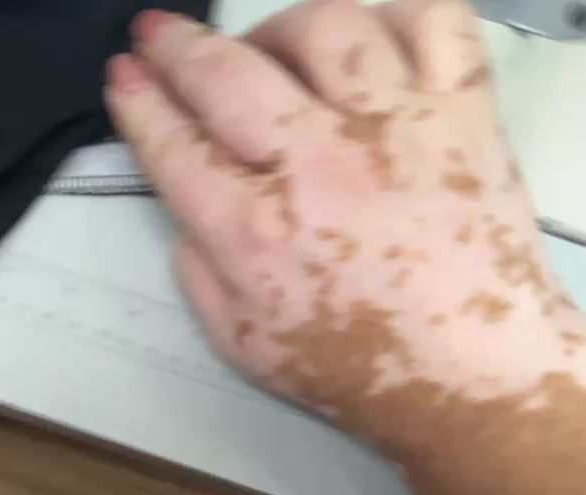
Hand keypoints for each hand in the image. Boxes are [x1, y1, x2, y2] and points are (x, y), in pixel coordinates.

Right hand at [105, 0, 585, 455]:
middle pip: (230, 76)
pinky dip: (387, 6)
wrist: (465, 368)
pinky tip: (356, 26)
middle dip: (178, 47)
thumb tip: (195, 212)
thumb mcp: (235, 340)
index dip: (138, 105)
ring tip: (256, 42)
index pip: (175, 148)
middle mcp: (317, 164)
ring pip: (324, 27)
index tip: (120, 77)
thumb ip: (200, 270)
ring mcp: (396, 126)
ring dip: (272, 23)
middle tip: (154, 32)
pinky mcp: (463, 110)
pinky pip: (430, 18)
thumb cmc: (345, 365)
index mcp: (252, 232)